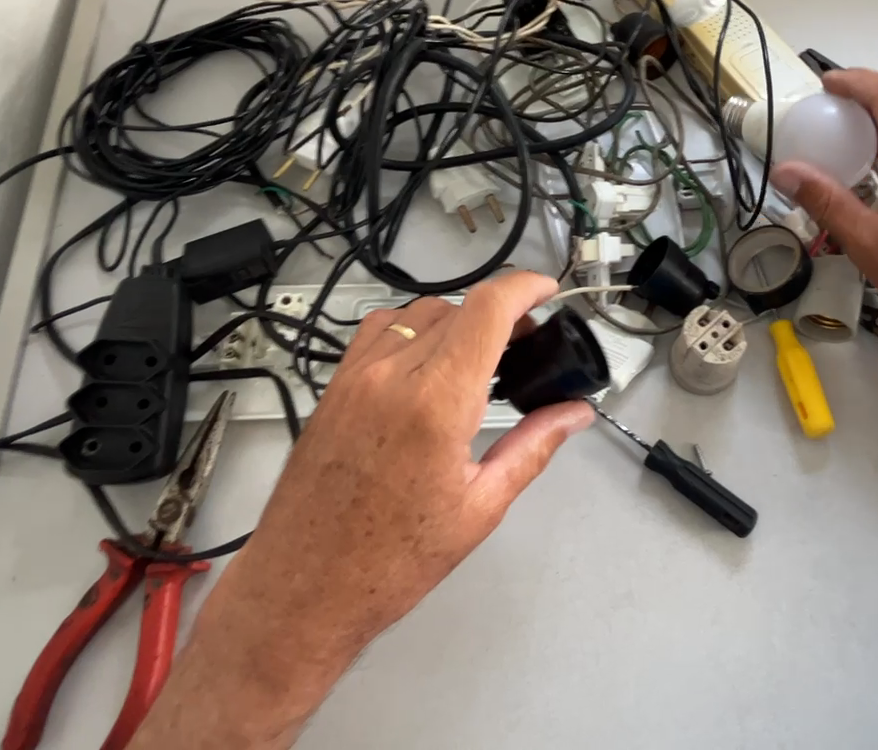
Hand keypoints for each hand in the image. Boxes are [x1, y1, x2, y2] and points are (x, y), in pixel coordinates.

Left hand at [133, 271, 590, 746]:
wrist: (303, 589)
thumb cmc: (392, 561)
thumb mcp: (480, 506)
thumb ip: (534, 446)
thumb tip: (574, 413)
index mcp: (437, 404)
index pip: (487, 310)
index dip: (525, 287)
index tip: (547, 290)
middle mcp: (393, 376)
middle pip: (459, 307)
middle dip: (501, 314)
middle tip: (523, 346)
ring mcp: (357, 376)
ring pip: (419, 311)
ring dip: (458, 320)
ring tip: (477, 357)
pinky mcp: (334, 386)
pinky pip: (380, 328)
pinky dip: (414, 328)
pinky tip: (427, 362)